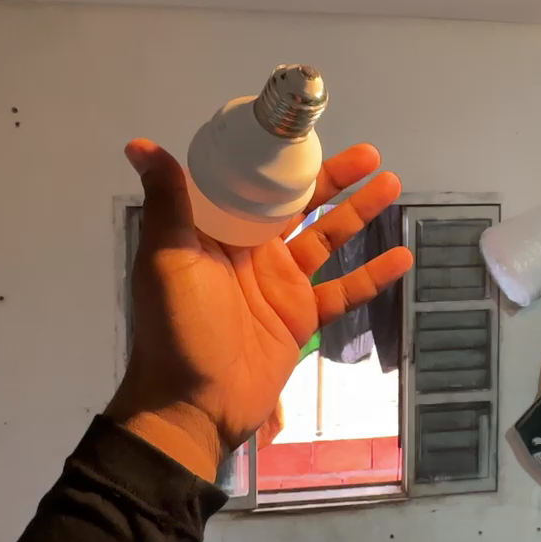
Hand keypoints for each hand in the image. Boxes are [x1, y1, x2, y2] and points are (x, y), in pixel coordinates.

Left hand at [110, 139, 413, 479]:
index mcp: (222, 233)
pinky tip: (402, 258)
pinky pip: (345, 289)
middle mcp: (255, 252)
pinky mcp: (303, 316)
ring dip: (360, 213)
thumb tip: (138, 144)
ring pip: (329, 239)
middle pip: (303, 206)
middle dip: (336, 179)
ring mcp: (283, 284)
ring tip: (391, 185)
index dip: (286, 161)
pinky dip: (373, 275)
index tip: (311, 136)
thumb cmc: (177, 327)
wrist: (193, 405)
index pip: (259, 186)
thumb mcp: (167, 259)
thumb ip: (167, 202)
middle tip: (371, 154)